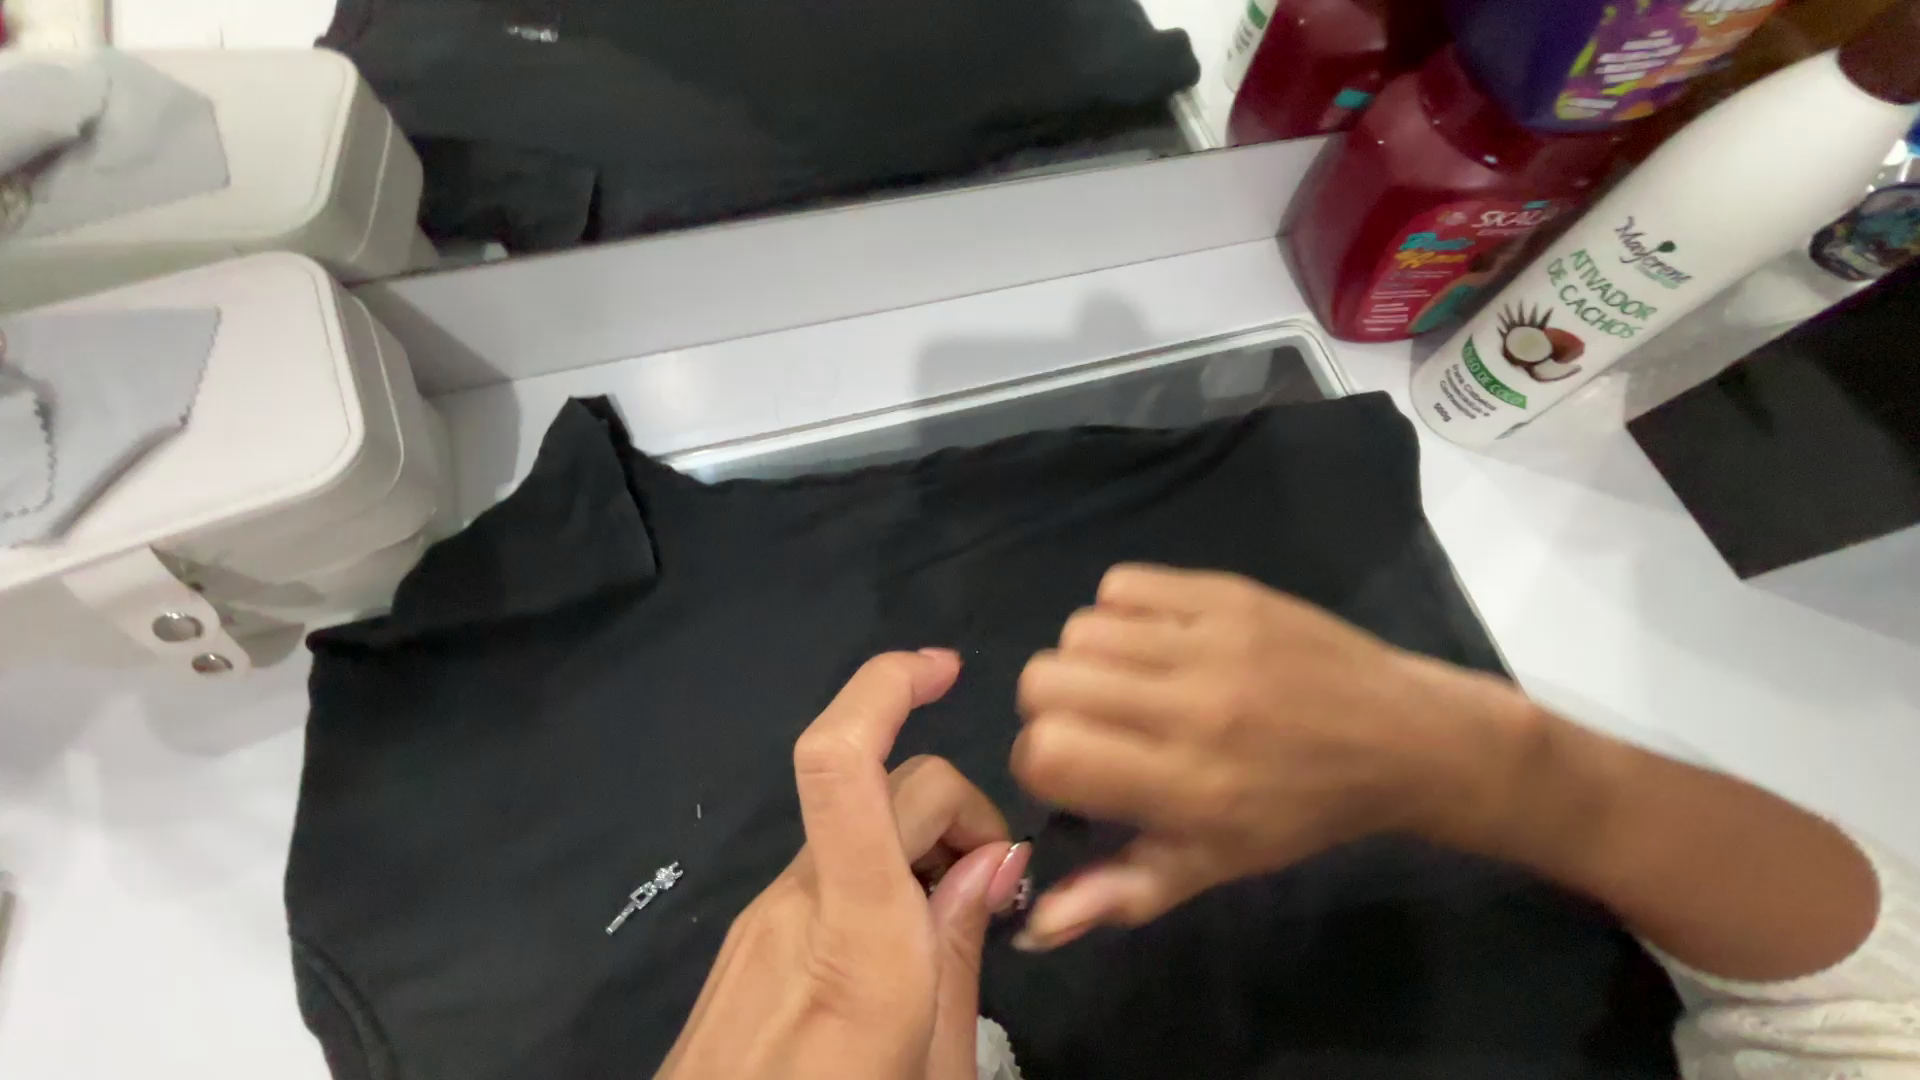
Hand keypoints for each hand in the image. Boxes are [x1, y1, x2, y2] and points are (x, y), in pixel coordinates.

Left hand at [659, 651, 1032, 1079]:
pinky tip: (904, 940)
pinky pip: (831, 864)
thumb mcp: (937, 1071)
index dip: (884, 687)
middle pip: (888, 784)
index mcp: (855, 942)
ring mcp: (764, 914)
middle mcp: (798, 903)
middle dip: (963, 806)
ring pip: (862, 823)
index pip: (842, 765)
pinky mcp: (751, 931)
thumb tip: (992, 858)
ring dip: (924, 840)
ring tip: (955, 922)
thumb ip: (960, 951)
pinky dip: (885, 870)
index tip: (941, 669)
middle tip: (997, 888)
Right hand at [1009, 565, 1537, 950]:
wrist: (1404, 738)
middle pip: (1044, 679)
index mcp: (1186, 788)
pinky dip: (1121, 611)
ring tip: (1130, 679)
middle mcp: (1191, 708)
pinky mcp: (1226, 593)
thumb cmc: (1301, 812)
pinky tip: (1155, 639)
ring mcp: (1210, 640)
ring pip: (1079, 630)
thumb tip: (1033, 926)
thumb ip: (1117, 893)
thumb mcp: (1213, 866)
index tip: (1069, 768)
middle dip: (1050, 706)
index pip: (1049, 752)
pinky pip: (1123, 584)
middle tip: (1094, 721)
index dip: (1037, 760)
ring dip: (1087, 659)